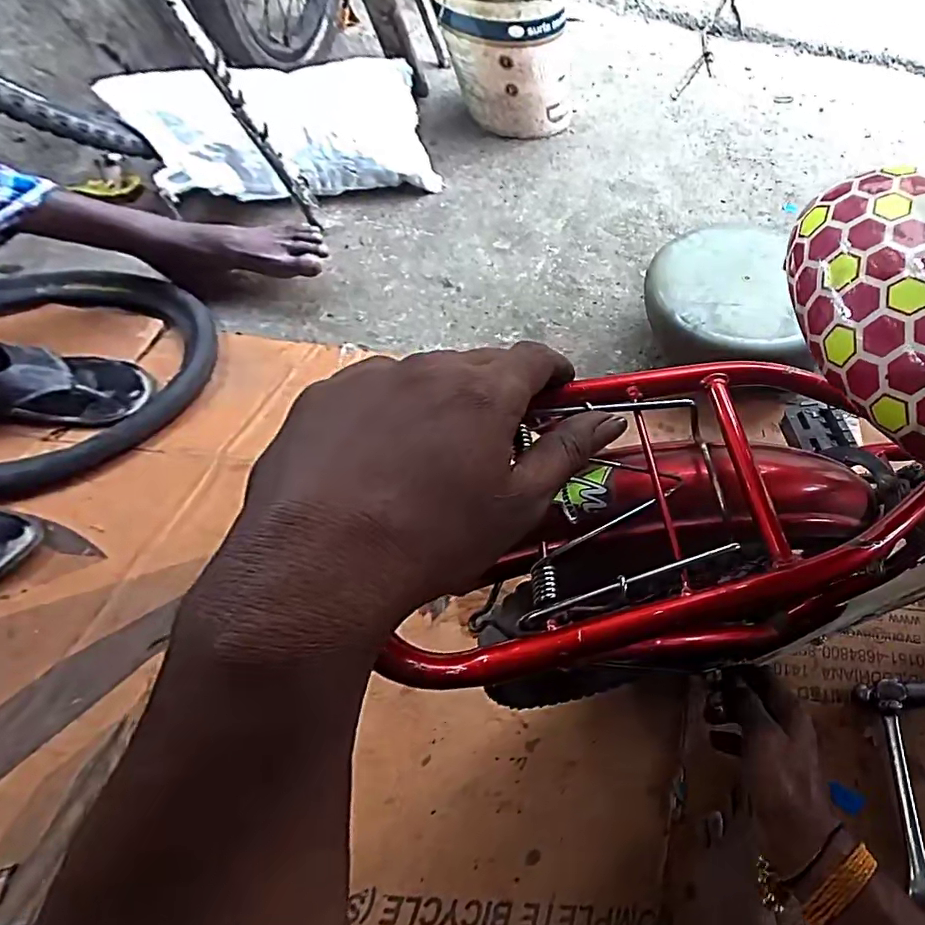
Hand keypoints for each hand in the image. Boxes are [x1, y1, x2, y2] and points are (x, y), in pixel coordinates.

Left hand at [214, 343, 625, 656]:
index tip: (558, 391)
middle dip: (499, 390)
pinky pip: (374, 390)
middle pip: (480, 363)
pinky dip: (391, 410)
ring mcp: (370, 378)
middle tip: (497, 436)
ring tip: (432, 453)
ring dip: (443, 399)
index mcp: (484, 392)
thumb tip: (608, 420)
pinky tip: (378, 457)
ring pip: (425, 376)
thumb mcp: (517, 503)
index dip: (554, 371)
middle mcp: (428, 369)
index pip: (534, 357)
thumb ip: (567, 452)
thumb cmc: (434, 540)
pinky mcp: (323, 396)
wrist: (317, 568)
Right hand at [713, 667, 840, 876]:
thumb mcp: (761, 736)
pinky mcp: (771, 768)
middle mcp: (787, 723)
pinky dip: (730, 737)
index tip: (714, 668)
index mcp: (791, 710)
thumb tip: (732, 678)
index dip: (740, 670)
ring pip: (750, 718)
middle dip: (730, 692)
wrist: (798, 835)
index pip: (764, 676)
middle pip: (756, 696)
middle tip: (705, 694)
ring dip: (728, 713)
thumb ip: (747, 704)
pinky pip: (747, 742)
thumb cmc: (780, 781)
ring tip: (706, 715)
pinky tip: (713, 740)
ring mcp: (780, 746)